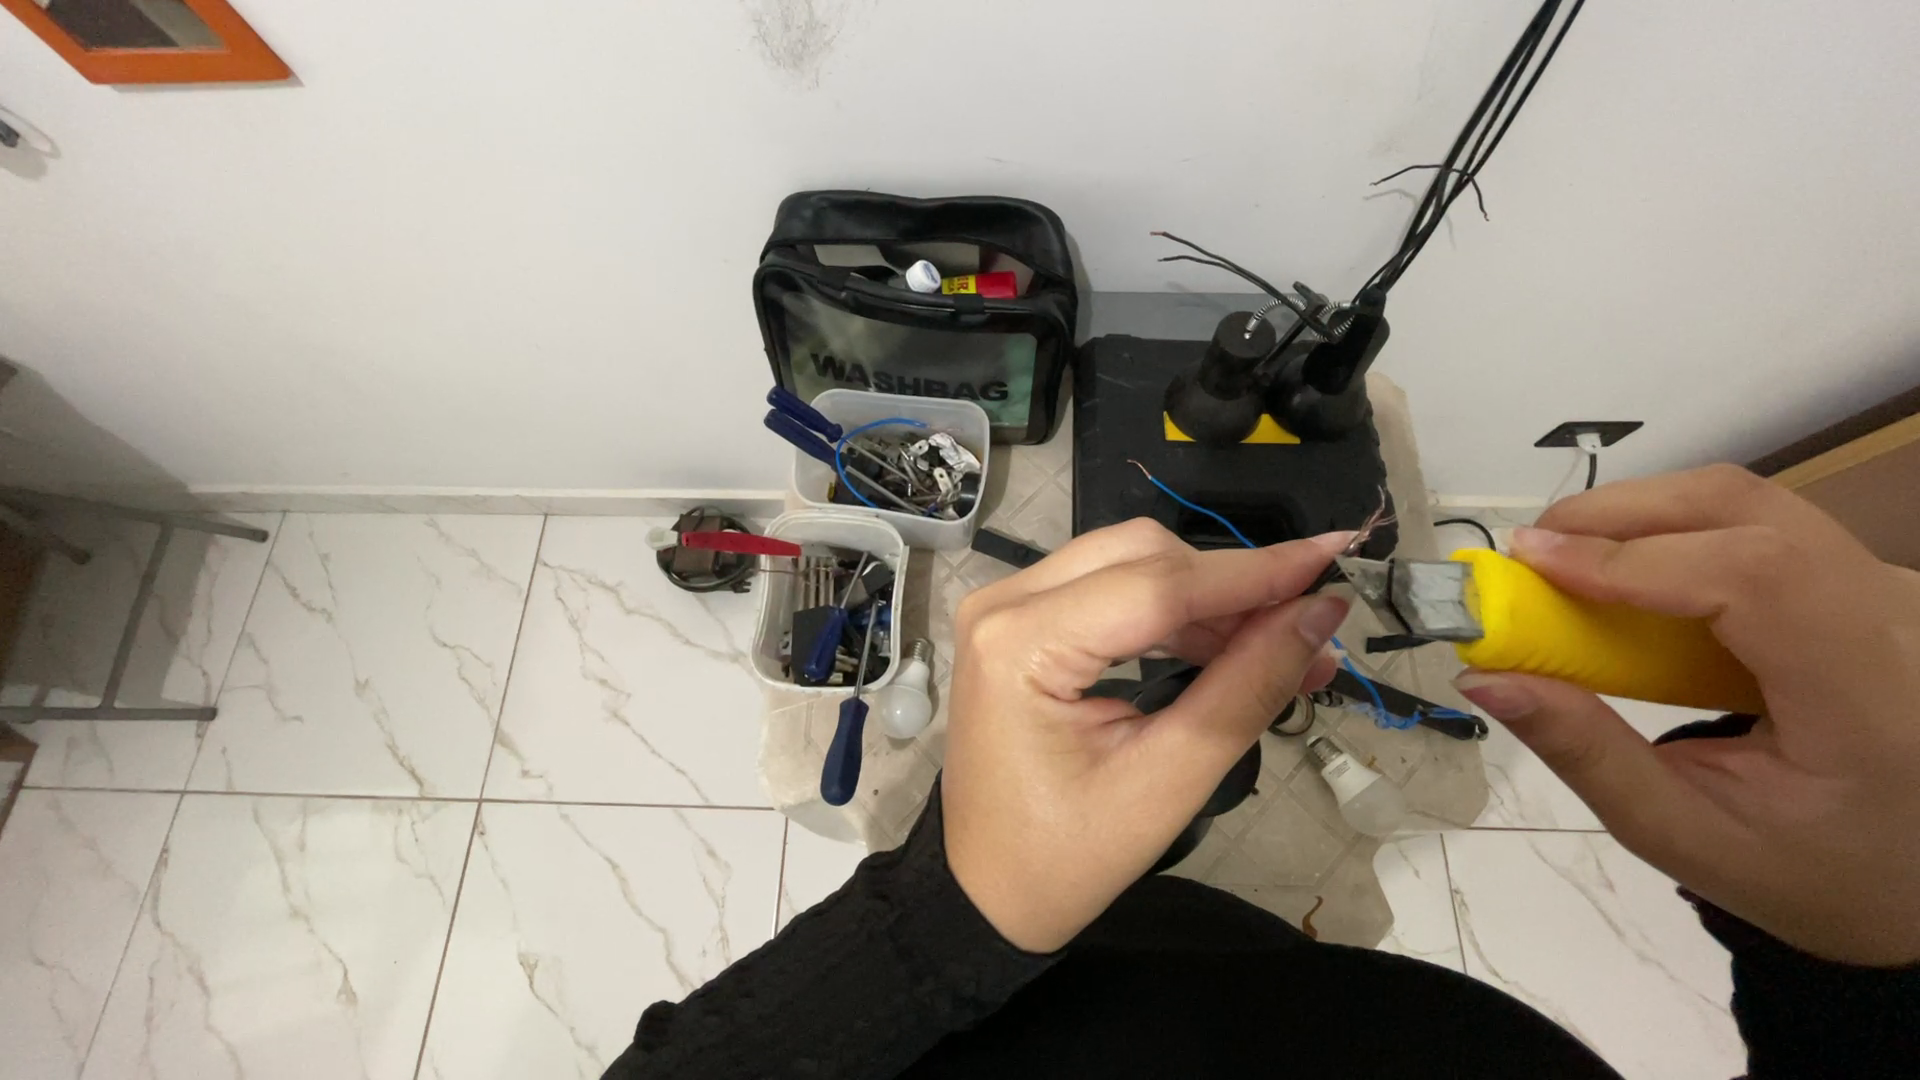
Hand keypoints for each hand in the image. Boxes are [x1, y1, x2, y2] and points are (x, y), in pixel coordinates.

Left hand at [941, 519, 1351, 952]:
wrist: (987, 885)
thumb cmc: (1065, 855)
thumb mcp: (1166, 781)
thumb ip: (1246, 689)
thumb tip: (1319, 615)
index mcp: (1021, 644)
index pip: (1155, 584)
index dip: (1252, 572)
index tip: (1333, 556)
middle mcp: (1003, 604)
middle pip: (1138, 556)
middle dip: (1229, 585)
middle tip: (1306, 629)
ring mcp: (1003, 607)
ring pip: (1126, 564)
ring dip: (1205, 599)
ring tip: (1278, 645)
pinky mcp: (1017, 621)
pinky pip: (1105, 590)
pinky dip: (1168, 612)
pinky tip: (1221, 645)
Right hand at [1453, 465, 1919, 965]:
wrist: (1918, 871)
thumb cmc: (1803, 867)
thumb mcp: (1677, 831)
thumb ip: (1581, 751)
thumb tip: (1481, 679)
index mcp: (1871, 702)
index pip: (1756, 578)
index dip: (1629, 555)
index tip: (1527, 561)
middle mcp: (1905, 625)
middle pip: (1746, 511)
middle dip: (1616, 514)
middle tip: (1532, 555)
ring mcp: (1893, 595)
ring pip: (1746, 505)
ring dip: (1635, 518)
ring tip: (1567, 568)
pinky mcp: (1864, 582)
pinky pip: (1751, 525)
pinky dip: (1664, 533)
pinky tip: (1625, 581)